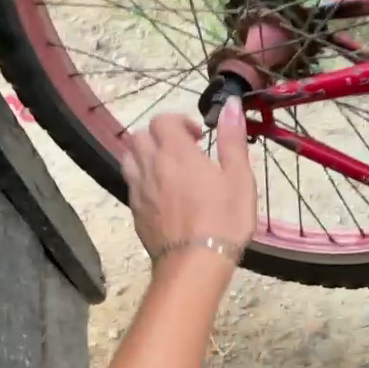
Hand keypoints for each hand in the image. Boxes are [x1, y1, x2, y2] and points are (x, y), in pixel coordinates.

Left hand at [120, 99, 256, 264]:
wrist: (195, 263)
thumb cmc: (224, 219)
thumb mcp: (239, 178)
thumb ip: (233, 139)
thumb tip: (232, 104)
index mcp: (176, 152)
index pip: (163, 120)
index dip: (179, 122)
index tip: (198, 137)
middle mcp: (151, 165)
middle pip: (141, 136)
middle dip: (160, 136)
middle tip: (183, 151)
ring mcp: (138, 189)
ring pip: (129, 158)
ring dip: (146, 155)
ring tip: (168, 169)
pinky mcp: (135, 212)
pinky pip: (131, 184)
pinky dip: (143, 179)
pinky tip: (162, 194)